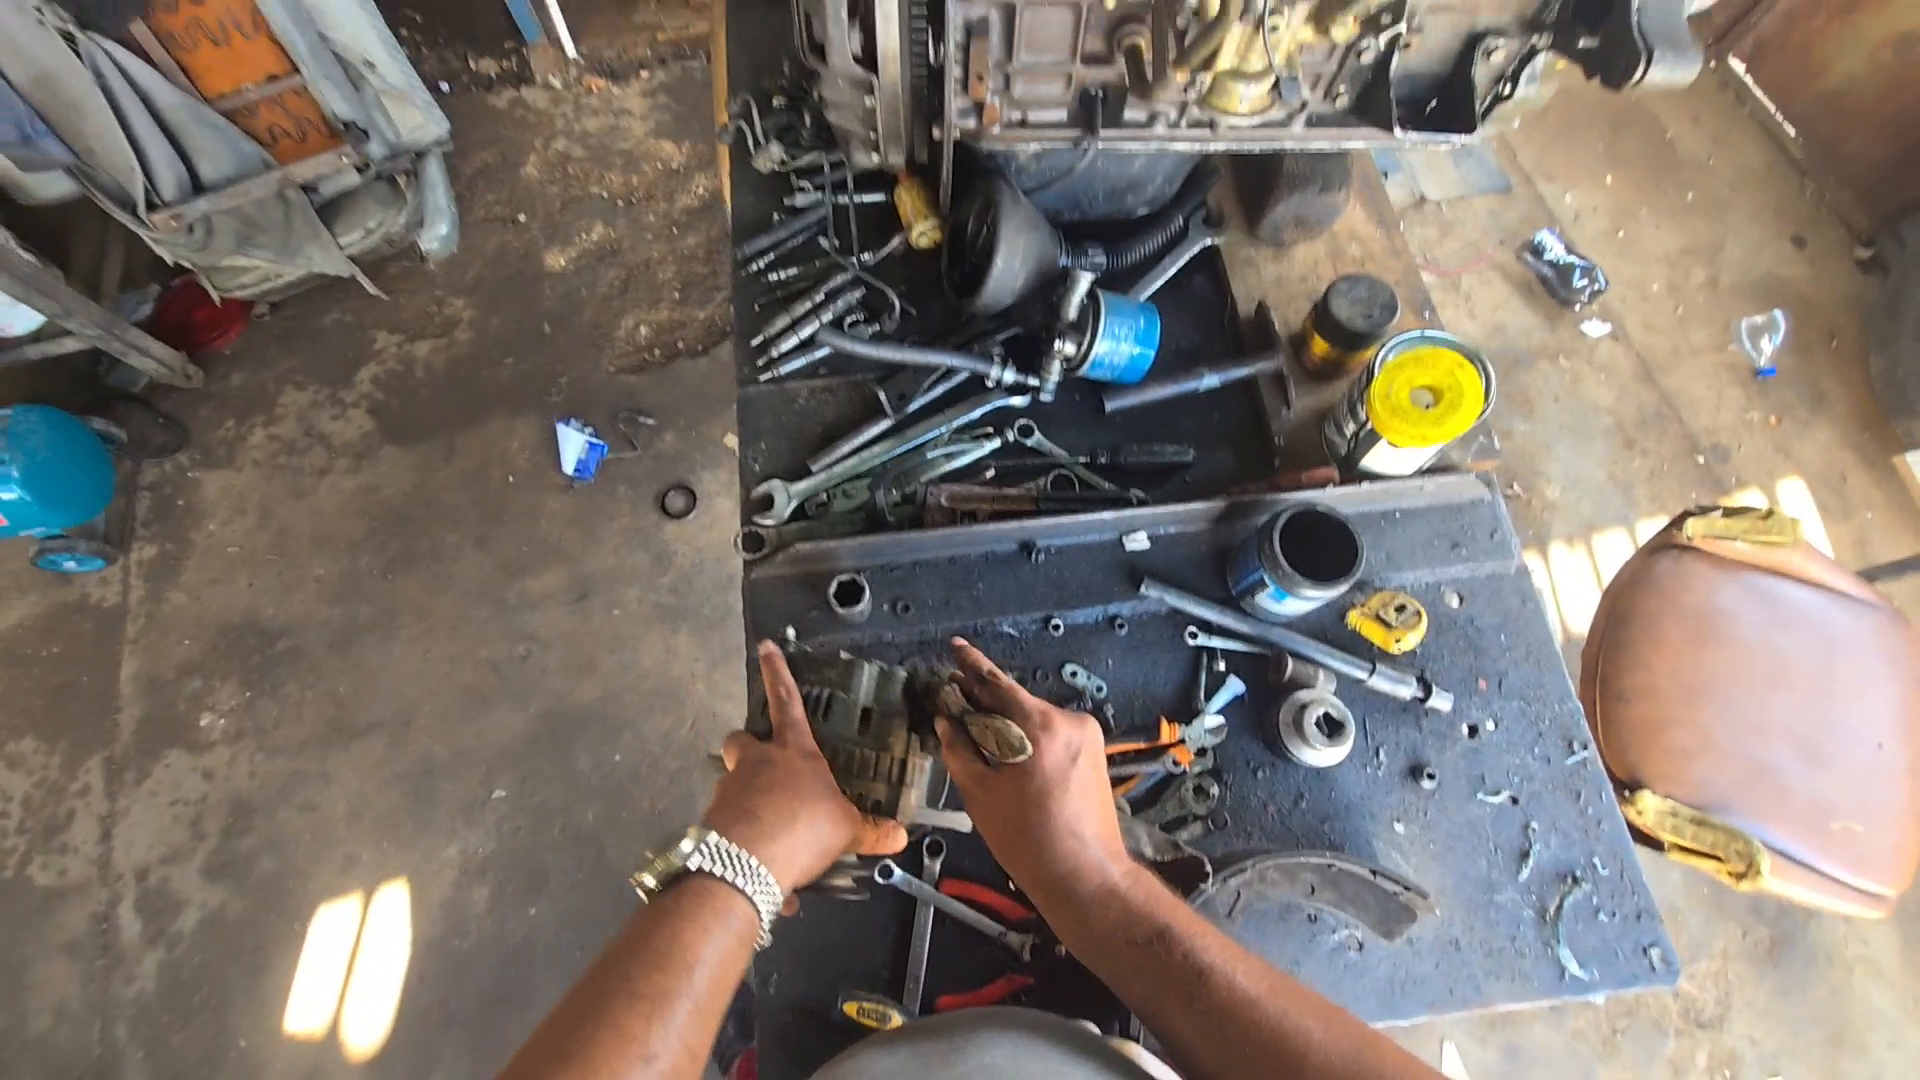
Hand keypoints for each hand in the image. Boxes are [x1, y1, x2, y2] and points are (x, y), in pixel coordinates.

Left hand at [705, 642, 907, 892]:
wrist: (744, 867)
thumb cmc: (803, 828)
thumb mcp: (846, 829)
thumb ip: (870, 830)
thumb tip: (901, 836)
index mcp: (792, 750)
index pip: (787, 699)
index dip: (777, 671)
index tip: (765, 645)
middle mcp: (757, 763)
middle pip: (741, 740)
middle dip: (748, 747)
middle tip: (764, 766)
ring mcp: (730, 791)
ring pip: (735, 784)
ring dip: (750, 801)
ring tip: (775, 835)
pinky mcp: (713, 824)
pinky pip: (733, 827)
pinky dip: (747, 842)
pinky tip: (765, 867)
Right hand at [934, 637, 1130, 902]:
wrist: (1086, 875)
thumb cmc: (1025, 838)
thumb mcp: (980, 793)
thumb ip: (959, 748)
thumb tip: (946, 719)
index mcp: (1039, 724)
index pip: (997, 682)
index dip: (971, 663)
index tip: (955, 645)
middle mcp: (1068, 718)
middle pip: (1017, 701)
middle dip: (986, 703)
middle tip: (956, 702)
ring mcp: (1087, 734)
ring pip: (1035, 719)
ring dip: (1009, 725)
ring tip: (983, 743)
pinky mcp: (1095, 750)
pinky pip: (1052, 733)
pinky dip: (1030, 739)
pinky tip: (1014, 760)